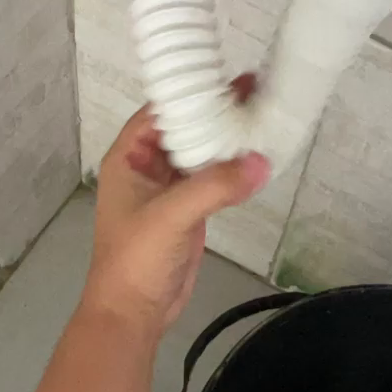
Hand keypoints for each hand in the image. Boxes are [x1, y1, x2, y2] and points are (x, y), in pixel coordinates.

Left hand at [86, 77, 270, 333]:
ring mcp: (169, 192)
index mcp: (129, 159)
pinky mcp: (189, 214)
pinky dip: (232, 171)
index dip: (190, 93)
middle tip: (255, 91)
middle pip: (184, 130)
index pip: (160, 112)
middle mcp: (148, 169)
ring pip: (201, 156)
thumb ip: (214, 187)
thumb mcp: (172, 217)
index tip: (227, 77)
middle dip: (215, 114)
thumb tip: (261, 163)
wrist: (134, 313)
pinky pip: (212, 183)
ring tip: (262, 118)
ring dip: (227, 142)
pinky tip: (256, 159)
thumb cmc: (137, 260)